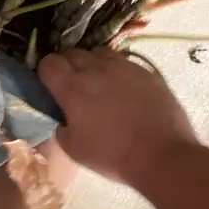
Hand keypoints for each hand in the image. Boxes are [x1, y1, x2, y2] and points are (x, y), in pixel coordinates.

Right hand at [38, 49, 197, 185]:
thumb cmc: (112, 155)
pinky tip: (122, 89)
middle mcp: (95, 69)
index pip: (49, 63)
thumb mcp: (73, 148)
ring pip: (98, 52)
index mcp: (72, 87)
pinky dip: (115, 71)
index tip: (50, 87)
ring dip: (91, 63)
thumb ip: (61, 126)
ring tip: (97, 83)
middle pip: (72, 53)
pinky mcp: (145, 71)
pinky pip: (122, 62)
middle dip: (67, 66)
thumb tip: (63, 117)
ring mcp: (122, 67)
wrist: (162, 156)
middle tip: (72, 86)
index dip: (46, 73)